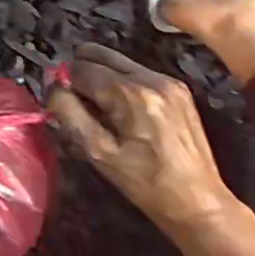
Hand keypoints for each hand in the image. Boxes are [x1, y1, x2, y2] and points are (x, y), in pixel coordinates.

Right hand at [47, 44, 239, 234]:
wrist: (200, 202)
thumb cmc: (144, 182)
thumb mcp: (95, 151)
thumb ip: (67, 111)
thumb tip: (54, 86)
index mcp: (131, 94)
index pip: (77, 68)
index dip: (63, 86)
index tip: (63, 108)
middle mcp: (152, 78)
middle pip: (94, 53)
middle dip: (78, 75)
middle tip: (80, 105)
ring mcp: (168, 81)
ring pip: (112, 60)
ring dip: (97, 79)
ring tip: (103, 112)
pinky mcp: (177, 89)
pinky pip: (131, 71)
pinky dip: (117, 84)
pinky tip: (123, 112)